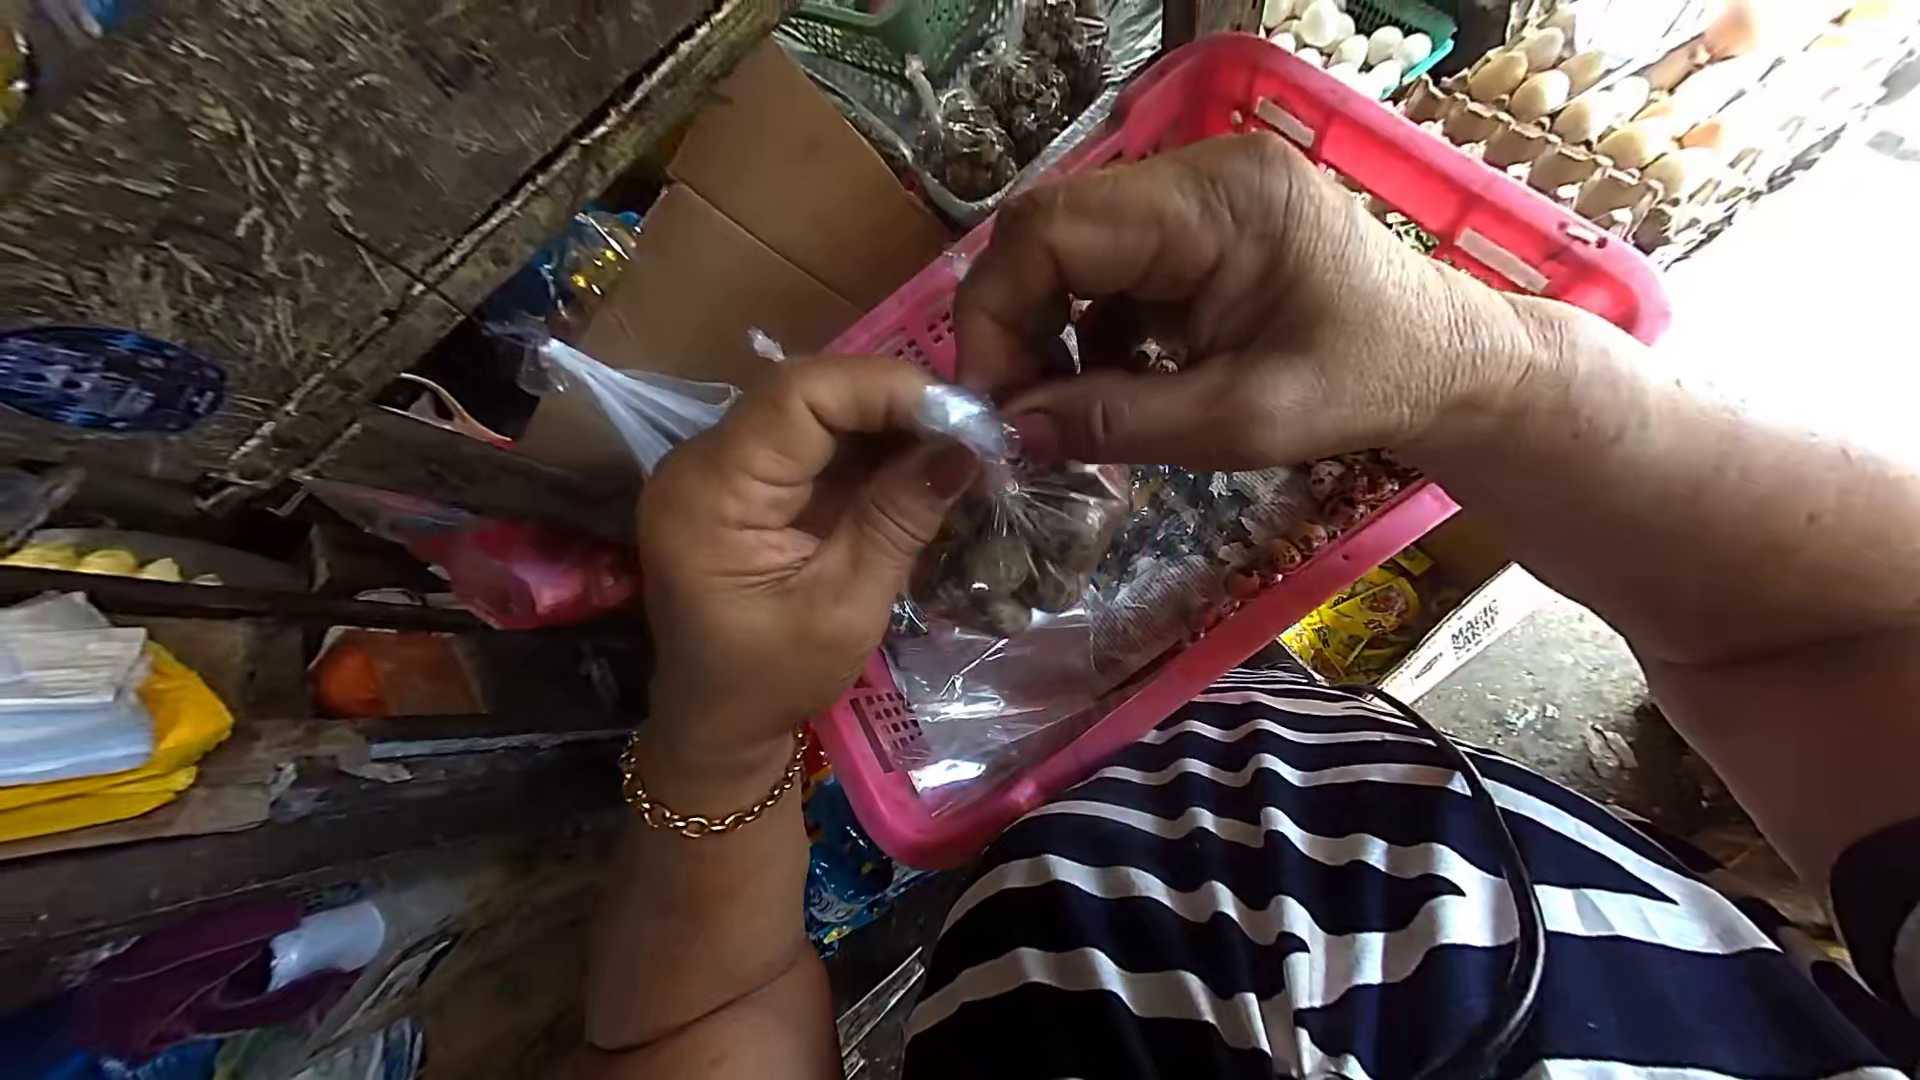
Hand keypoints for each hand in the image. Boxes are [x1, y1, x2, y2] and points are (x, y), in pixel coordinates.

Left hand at [634, 355, 974, 792]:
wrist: (719, 721)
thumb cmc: (775, 681)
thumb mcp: (848, 606)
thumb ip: (899, 519)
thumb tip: (964, 448)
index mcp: (711, 495)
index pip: (797, 397)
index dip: (883, 389)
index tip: (959, 415)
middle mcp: (702, 464)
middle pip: (805, 394)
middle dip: (894, 402)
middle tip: (968, 427)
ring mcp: (719, 469)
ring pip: (814, 412)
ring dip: (887, 422)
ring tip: (952, 441)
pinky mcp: (744, 483)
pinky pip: (811, 443)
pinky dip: (868, 447)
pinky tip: (914, 459)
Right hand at [956, 132, 1550, 468]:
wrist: (1443, 366)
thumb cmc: (1360, 387)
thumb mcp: (1234, 423)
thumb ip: (1114, 423)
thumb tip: (1012, 431)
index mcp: (1215, 202)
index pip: (1051, 227)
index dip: (995, 312)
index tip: (988, 399)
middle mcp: (1192, 180)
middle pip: (1046, 234)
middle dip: (1011, 327)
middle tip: (1013, 409)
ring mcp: (1188, 206)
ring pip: (1063, 259)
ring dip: (1041, 335)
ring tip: (1054, 405)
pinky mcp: (1187, 241)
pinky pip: (1099, 282)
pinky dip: (1078, 339)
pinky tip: (1100, 385)